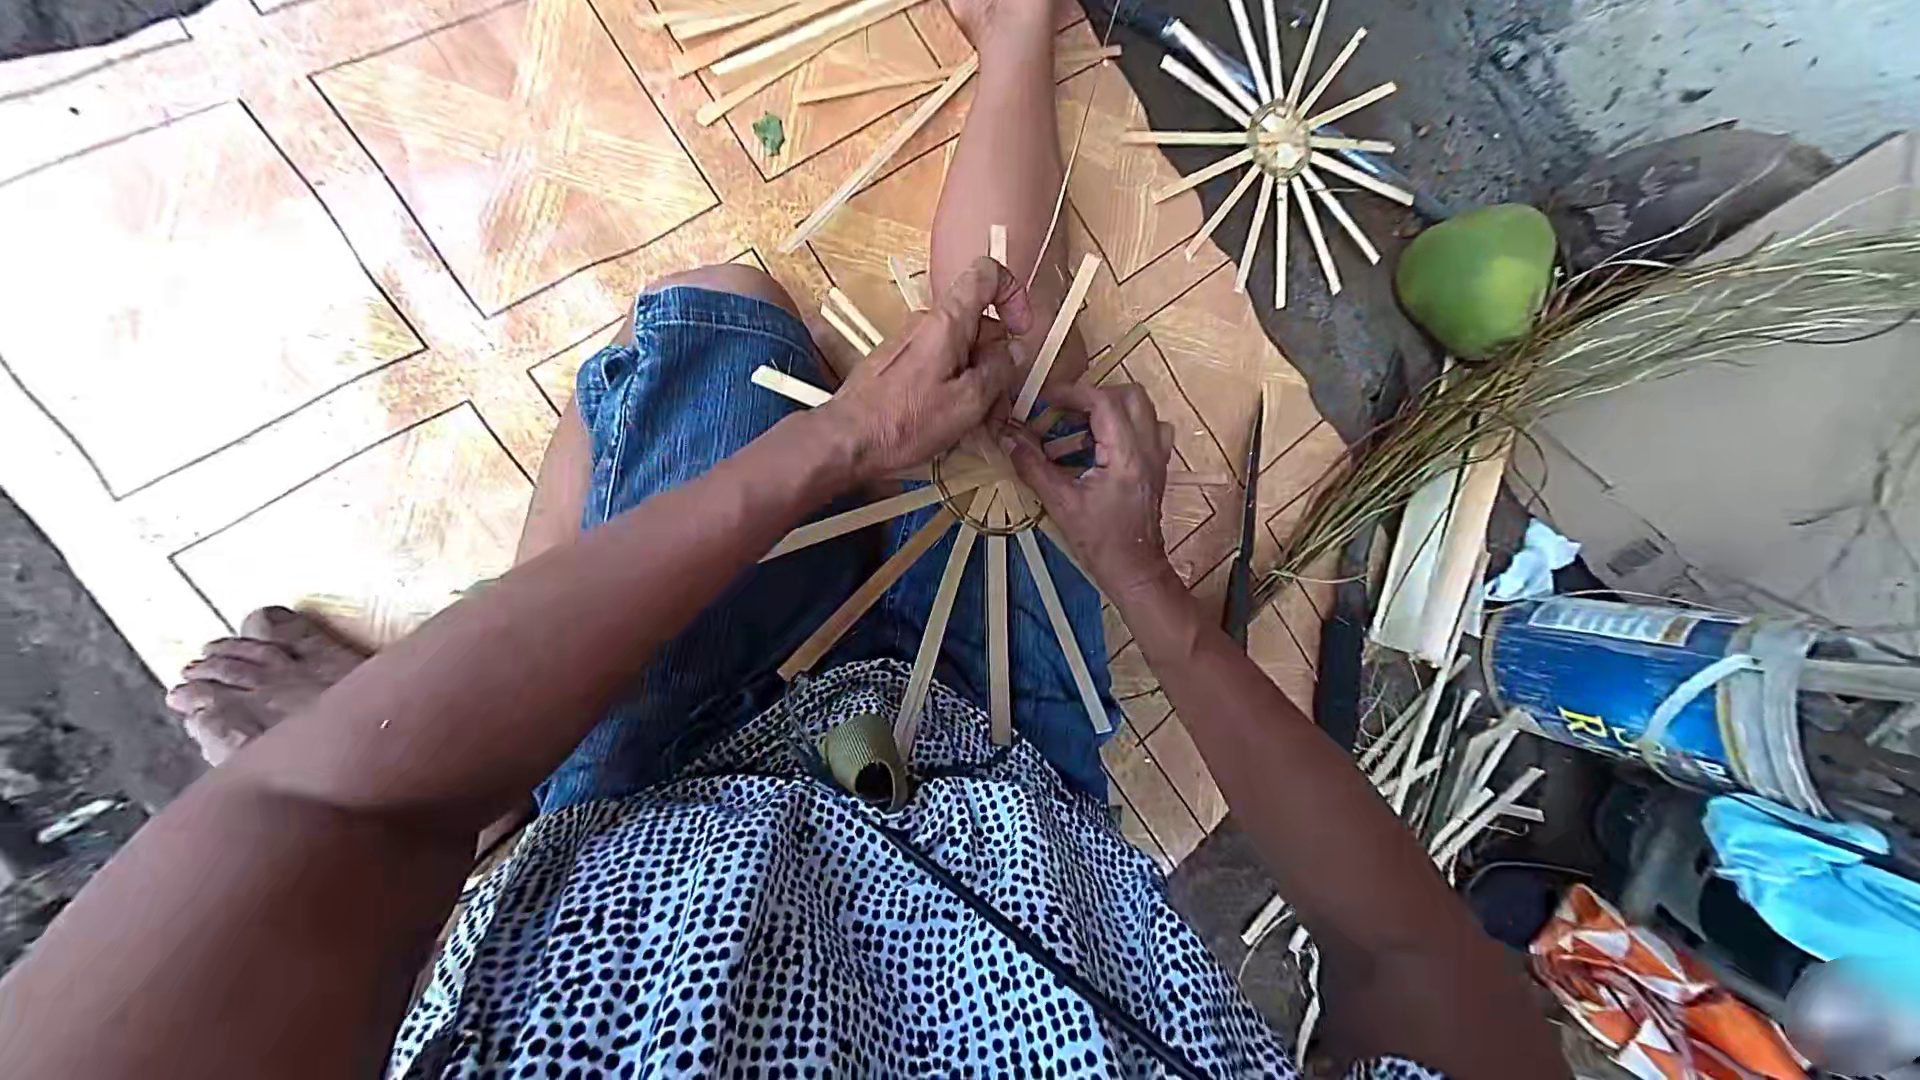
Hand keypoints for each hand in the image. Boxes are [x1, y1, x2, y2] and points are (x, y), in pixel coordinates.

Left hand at [818, 257, 1031, 479]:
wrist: (846, 440)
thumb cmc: (905, 423)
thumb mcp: (967, 403)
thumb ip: (998, 372)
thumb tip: (1013, 351)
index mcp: (947, 322)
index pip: (986, 274)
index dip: (1013, 294)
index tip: (1022, 330)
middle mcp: (926, 323)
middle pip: (978, 324)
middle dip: (998, 360)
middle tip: (1001, 404)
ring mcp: (910, 344)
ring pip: (960, 350)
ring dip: (977, 381)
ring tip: (977, 423)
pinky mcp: (898, 365)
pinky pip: (938, 365)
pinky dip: (954, 387)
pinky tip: (952, 422)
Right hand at [1003, 383, 1178, 598]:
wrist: (1134, 568)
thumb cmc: (1099, 540)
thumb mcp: (1061, 503)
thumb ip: (1033, 466)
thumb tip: (1007, 438)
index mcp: (1126, 455)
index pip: (1103, 402)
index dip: (1071, 394)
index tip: (1045, 400)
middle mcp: (1148, 448)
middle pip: (1129, 395)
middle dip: (1093, 396)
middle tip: (1065, 413)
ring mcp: (1158, 456)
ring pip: (1143, 409)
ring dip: (1111, 408)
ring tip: (1082, 427)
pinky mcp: (1158, 465)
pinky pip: (1152, 428)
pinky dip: (1128, 425)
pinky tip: (1106, 443)